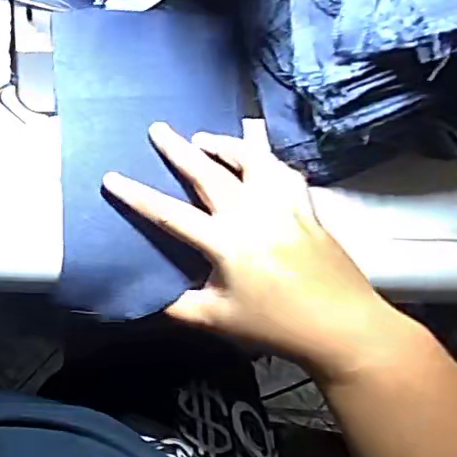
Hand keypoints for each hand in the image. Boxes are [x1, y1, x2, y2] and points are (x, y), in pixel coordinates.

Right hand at [102, 120, 423, 383]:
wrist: (344, 327)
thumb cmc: (276, 325)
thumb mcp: (216, 320)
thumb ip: (176, 306)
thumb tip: (148, 295)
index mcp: (226, 242)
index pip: (170, 214)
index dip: (136, 196)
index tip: (111, 178)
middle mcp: (253, 215)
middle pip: (209, 173)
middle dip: (178, 149)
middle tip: (158, 128)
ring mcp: (283, 208)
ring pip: (252, 162)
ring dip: (225, 144)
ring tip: (205, 137)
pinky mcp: (306, 210)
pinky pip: (284, 174)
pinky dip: (266, 160)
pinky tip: (258, 160)